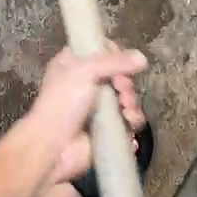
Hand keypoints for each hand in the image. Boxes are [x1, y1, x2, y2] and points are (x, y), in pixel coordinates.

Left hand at [20, 44, 148, 185]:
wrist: (54, 146)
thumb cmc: (62, 102)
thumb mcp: (84, 72)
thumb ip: (113, 62)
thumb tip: (142, 58)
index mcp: (74, 64)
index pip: (101, 50)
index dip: (115, 54)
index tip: (120, 62)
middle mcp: (86, 83)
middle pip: (119, 75)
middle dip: (125, 82)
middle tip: (121, 90)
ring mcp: (98, 107)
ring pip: (126, 97)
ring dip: (132, 101)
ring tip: (126, 109)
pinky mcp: (108, 128)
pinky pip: (128, 119)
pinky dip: (133, 119)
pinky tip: (130, 121)